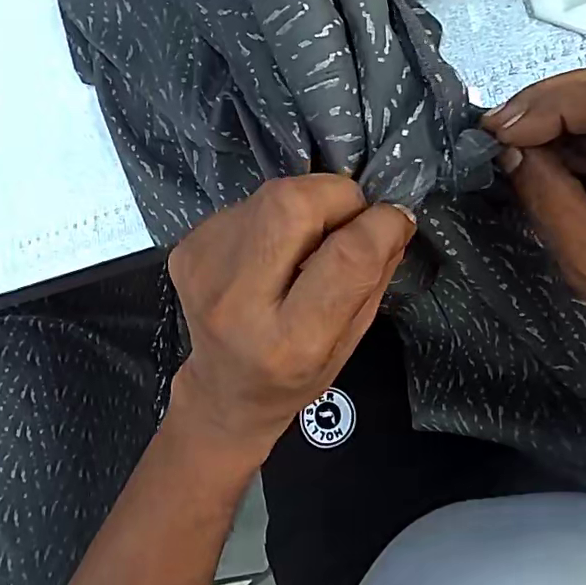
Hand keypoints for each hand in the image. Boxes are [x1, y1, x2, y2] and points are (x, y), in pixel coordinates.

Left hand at [166, 175, 414, 456]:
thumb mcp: (352, 339)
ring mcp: (205, 270)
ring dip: (309, 203)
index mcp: (292, 341)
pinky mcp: (188, 247)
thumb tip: (394, 218)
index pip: (348, 256)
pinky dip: (277, 215)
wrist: (224, 391)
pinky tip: (275, 249)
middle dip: (339, 197)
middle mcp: (238, 302)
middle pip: (294, 203)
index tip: (397, 221)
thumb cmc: (300, 374)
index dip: (382, 224)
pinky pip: (250, 204)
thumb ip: (375, 276)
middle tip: (350, 221)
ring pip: (273, 194)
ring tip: (312, 238)